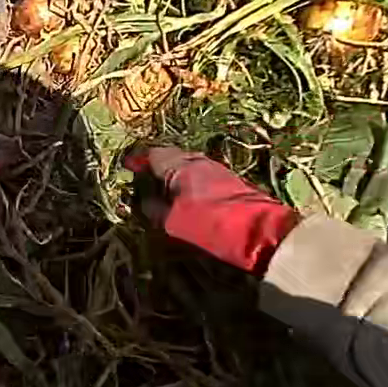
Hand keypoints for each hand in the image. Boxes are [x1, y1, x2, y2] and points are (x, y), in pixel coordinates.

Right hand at [126, 147, 301, 275]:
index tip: (127, 167)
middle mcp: (196, 160)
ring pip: (186, 166)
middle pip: (169, 157)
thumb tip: (144, 200)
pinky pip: (199, 176)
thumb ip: (153, 209)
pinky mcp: (228, 181)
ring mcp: (215, 168)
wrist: (260, 231)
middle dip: (154, 167)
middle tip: (141, 181)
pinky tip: (184, 198)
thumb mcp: (172, 222)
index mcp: (179, 164)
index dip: (137, 161)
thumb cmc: (209, 224)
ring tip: (161, 192)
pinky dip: (186, 183)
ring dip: (172, 176)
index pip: (151, 154)